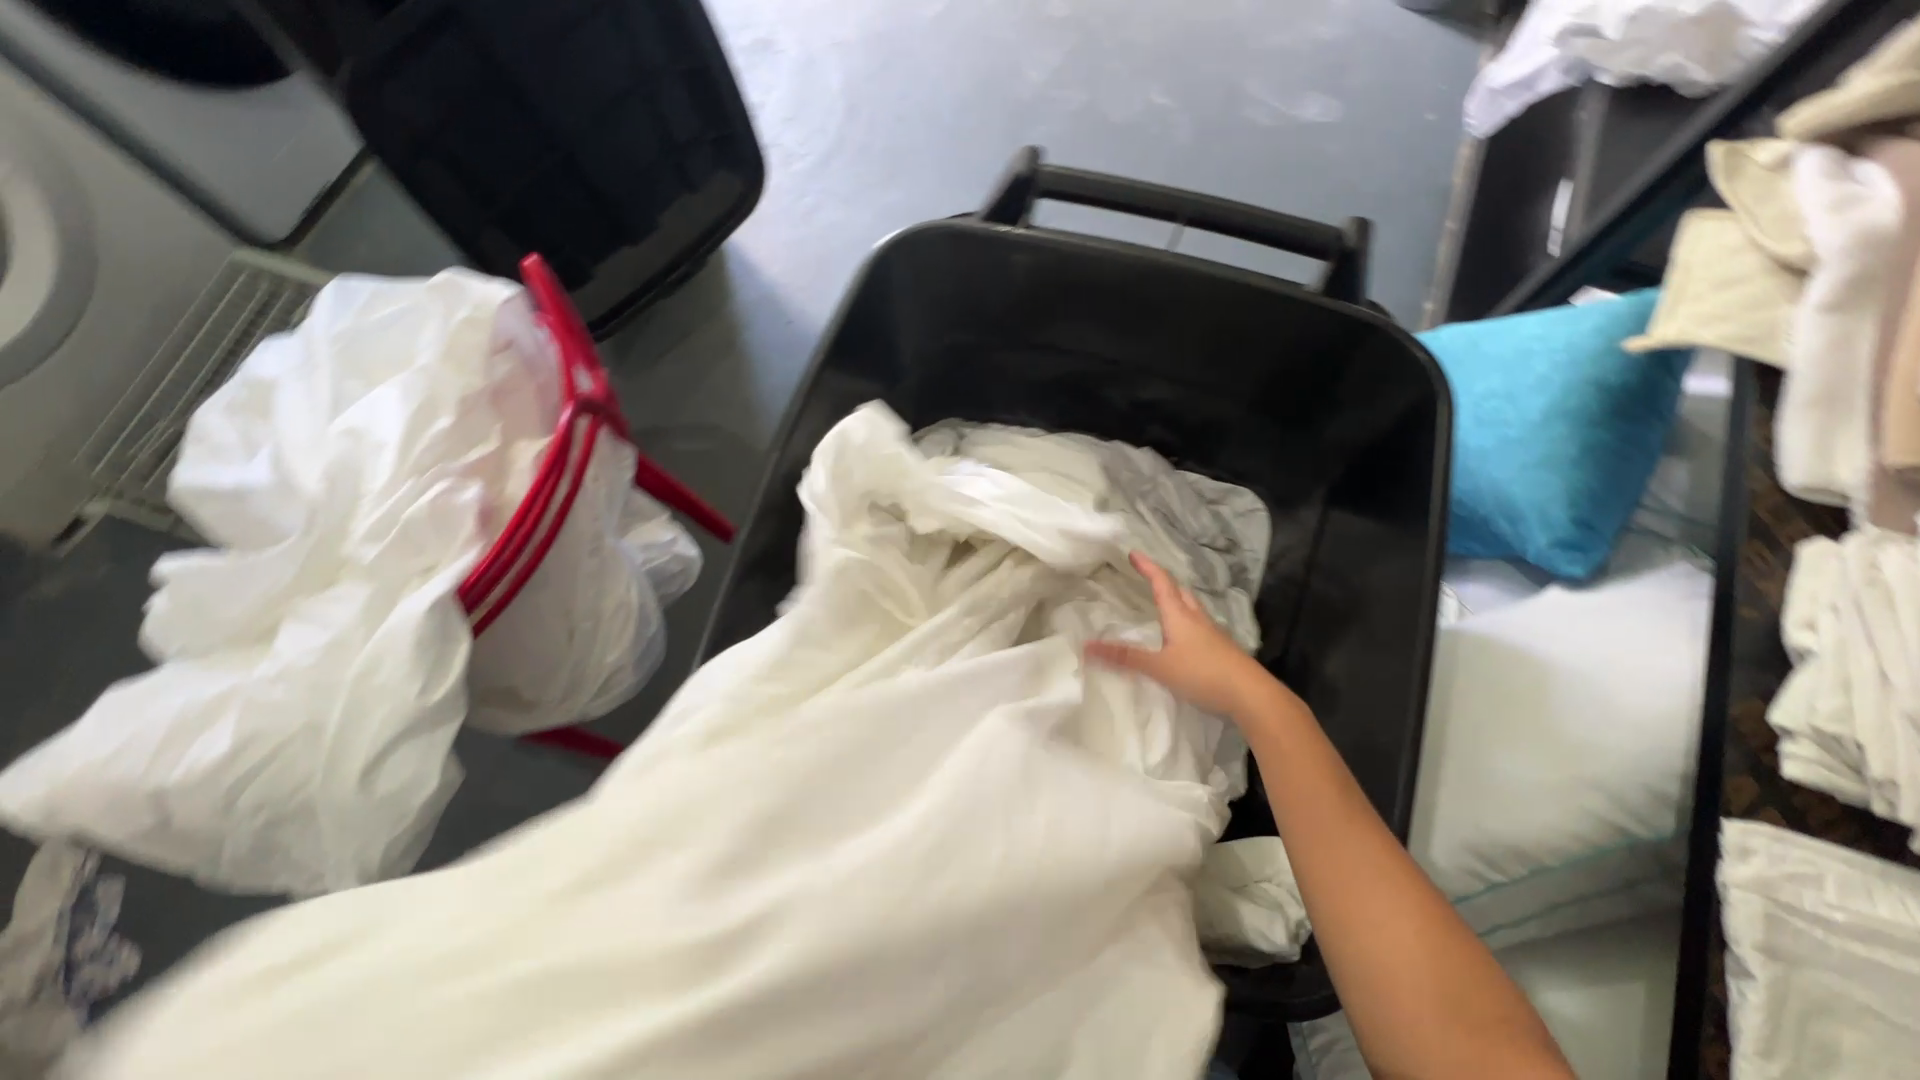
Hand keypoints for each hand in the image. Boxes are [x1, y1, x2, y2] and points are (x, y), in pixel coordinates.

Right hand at [1085, 552, 1291, 721]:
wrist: (1249, 694)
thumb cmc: (1202, 673)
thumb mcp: (1159, 667)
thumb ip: (1125, 658)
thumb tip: (1087, 646)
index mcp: (1180, 615)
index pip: (1161, 583)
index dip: (1148, 567)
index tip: (1134, 553)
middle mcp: (1197, 618)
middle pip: (1180, 592)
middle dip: (1164, 582)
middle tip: (1149, 578)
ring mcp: (1212, 634)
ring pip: (1192, 609)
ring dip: (1177, 601)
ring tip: (1165, 604)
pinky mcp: (1221, 649)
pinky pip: (1199, 627)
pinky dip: (1187, 623)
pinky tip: (1184, 637)